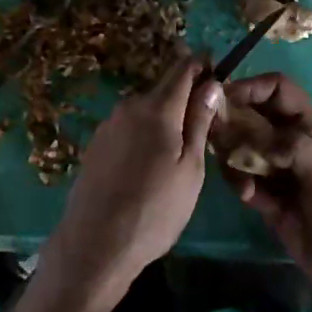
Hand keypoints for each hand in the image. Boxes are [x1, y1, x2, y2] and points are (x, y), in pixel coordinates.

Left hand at [40, 57, 220, 302]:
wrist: (94, 245)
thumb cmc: (155, 210)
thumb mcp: (190, 169)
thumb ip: (199, 121)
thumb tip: (211, 83)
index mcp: (158, 107)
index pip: (183, 67)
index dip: (202, 65)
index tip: (217, 76)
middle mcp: (130, 106)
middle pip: (164, 89)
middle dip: (185, 100)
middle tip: (204, 130)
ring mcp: (109, 124)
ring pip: (146, 110)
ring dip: (164, 120)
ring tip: (176, 156)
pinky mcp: (96, 144)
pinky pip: (129, 128)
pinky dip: (144, 136)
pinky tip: (148, 168)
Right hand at [220, 74, 311, 296]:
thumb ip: (295, 148)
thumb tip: (255, 134)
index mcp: (311, 127)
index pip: (278, 90)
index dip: (252, 86)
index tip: (225, 98)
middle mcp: (290, 140)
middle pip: (253, 113)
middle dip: (233, 119)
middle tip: (214, 134)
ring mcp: (276, 167)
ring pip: (242, 144)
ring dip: (232, 153)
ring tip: (235, 172)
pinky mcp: (264, 193)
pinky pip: (241, 176)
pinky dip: (238, 181)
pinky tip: (248, 198)